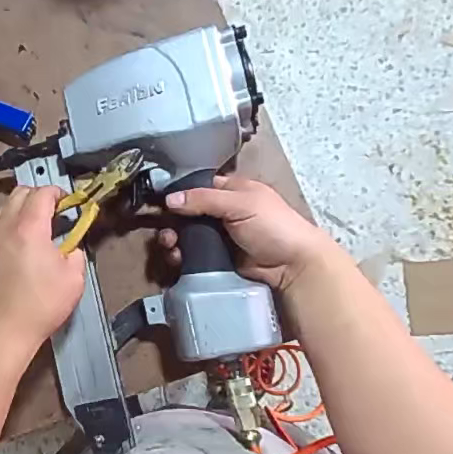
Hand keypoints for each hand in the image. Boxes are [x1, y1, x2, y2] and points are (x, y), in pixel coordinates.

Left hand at [0, 186, 84, 354]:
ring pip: (4, 208)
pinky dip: (8, 227)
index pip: (43, 193)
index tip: (69, 201)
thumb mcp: (74, 277)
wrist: (5, 330)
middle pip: (19, 193)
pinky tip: (19, 245)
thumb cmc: (41, 305)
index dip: (59, 192)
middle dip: (39, 196)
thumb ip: (76, 251)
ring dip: (22, 210)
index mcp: (30, 228)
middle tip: (54, 211)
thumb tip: (72, 245)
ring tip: (37, 227)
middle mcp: (4, 227)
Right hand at [159, 175, 338, 289]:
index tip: (160, 202)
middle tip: (165, 233)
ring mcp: (221, 238)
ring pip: (188, 236)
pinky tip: (176, 259)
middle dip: (172, 222)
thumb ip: (204, 199)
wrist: (292, 266)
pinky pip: (194, 256)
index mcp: (233, 191)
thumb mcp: (240, 203)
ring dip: (174, 241)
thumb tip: (170, 199)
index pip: (199, 186)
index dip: (180, 193)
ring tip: (170, 247)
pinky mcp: (218, 260)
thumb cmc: (272, 226)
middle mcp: (224, 212)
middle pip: (189, 214)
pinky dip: (182, 257)